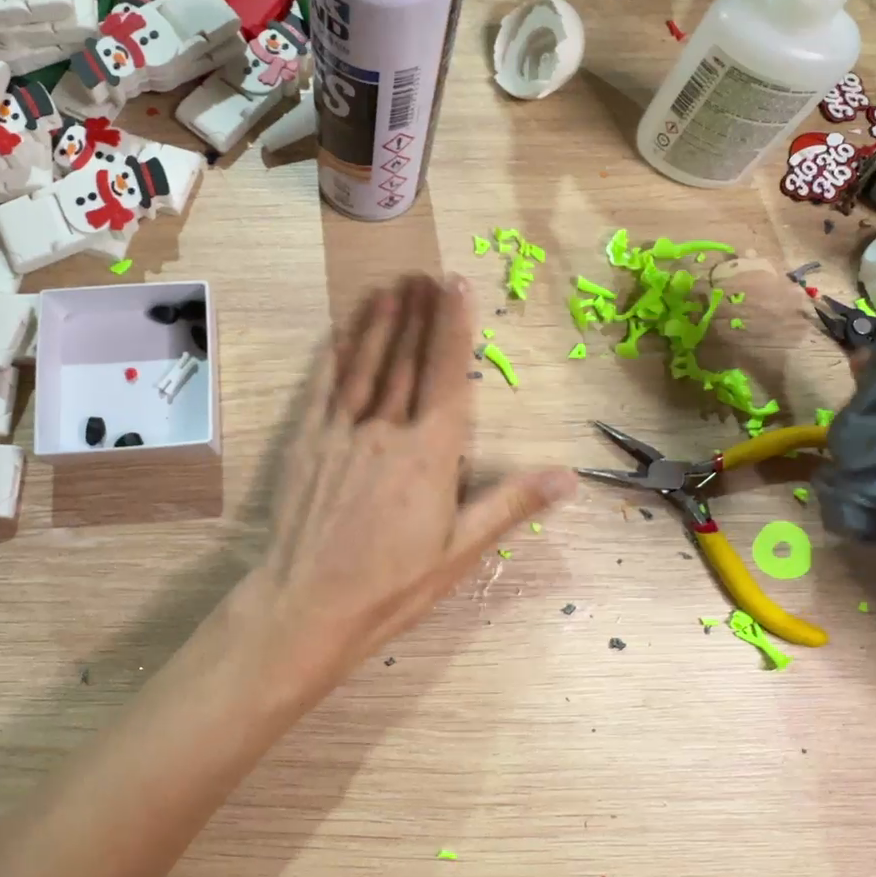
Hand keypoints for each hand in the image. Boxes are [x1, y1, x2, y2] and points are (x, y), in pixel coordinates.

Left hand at [231, 274, 576, 694]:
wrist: (309, 603)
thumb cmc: (392, 586)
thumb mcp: (460, 552)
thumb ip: (510, 505)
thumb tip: (568, 476)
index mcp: (429, 455)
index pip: (447, 376)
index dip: (453, 327)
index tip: (456, 286)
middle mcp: (386, 432)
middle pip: (408, 361)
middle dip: (419, 314)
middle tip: (426, 273)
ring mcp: (341, 433)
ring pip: (366, 366)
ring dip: (380, 322)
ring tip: (391, 285)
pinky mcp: (307, 443)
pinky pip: (323, 387)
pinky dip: (335, 354)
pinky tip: (340, 329)